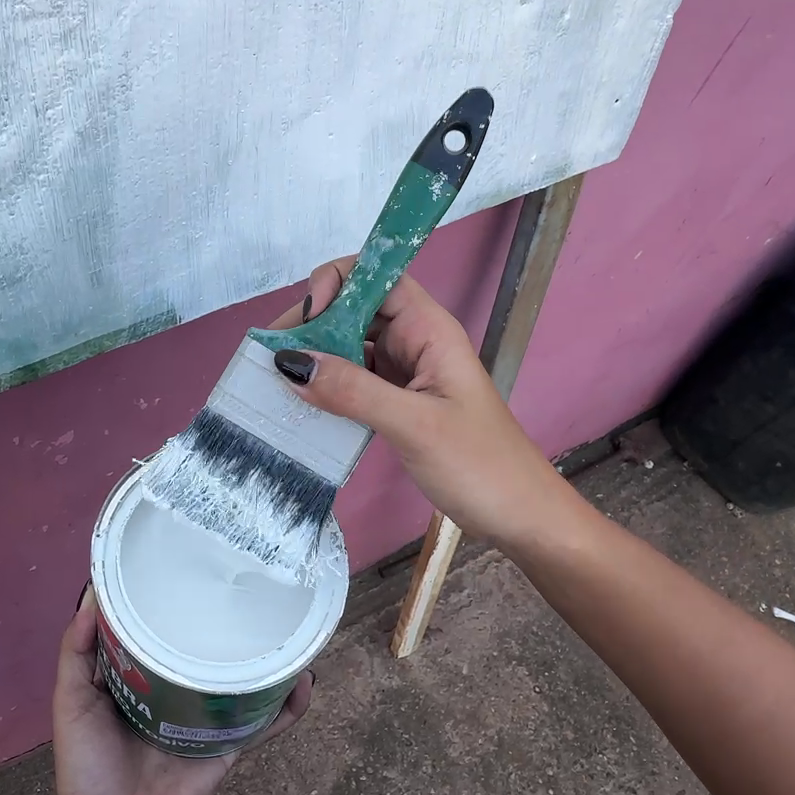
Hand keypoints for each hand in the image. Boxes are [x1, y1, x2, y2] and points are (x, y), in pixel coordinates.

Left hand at [53, 590, 312, 794]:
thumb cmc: (88, 769)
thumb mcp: (71, 704)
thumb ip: (75, 653)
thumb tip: (91, 591)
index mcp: (137, 676)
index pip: (157, 627)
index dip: (171, 597)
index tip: (188, 559)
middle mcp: (173, 690)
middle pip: (203, 648)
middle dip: (225, 621)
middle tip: (246, 585)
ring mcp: (202, 718)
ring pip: (238, 679)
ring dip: (264, 656)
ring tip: (285, 625)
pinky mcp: (225, 747)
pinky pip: (260, 724)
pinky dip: (285, 706)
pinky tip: (302, 682)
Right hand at [262, 260, 566, 543]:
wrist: (520, 518)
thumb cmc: (481, 465)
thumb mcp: (414, 425)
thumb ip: (353, 390)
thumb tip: (289, 362)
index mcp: (428, 328)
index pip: (377, 276)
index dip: (338, 283)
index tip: (308, 322)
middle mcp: (413, 340)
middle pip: (354, 308)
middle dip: (312, 322)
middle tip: (274, 358)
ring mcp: (403, 371)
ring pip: (348, 344)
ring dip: (313, 355)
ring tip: (275, 381)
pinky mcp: (394, 401)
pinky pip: (351, 379)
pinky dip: (325, 385)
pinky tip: (300, 402)